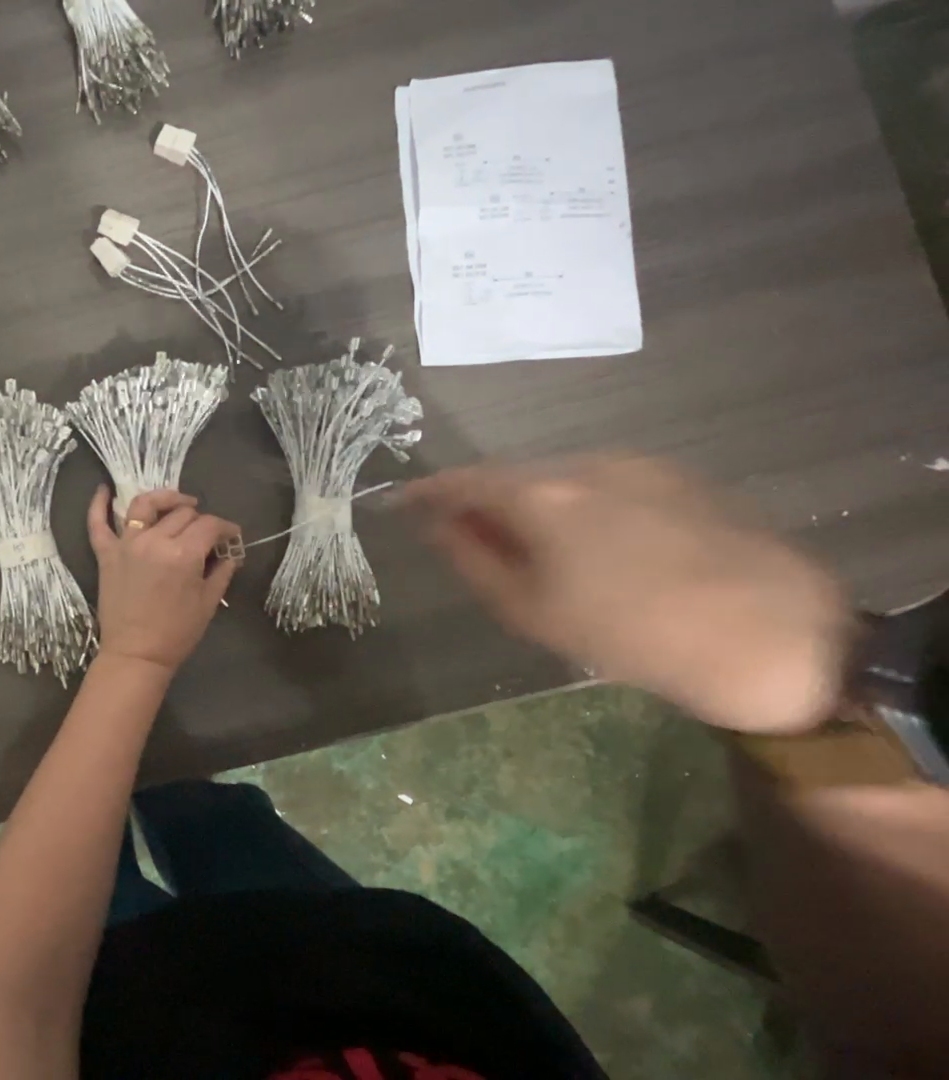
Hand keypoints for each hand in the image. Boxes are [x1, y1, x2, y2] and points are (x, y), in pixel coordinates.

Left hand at [87, 487, 240, 674]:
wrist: (136, 654)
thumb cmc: (177, 632)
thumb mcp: (208, 601)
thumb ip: (221, 571)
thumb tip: (229, 554)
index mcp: (183, 554)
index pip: (209, 526)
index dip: (226, 528)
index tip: (232, 536)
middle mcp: (153, 541)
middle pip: (181, 514)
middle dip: (200, 519)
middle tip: (207, 533)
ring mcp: (126, 545)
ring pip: (145, 506)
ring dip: (164, 499)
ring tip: (177, 502)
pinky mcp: (106, 554)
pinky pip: (97, 524)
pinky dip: (98, 505)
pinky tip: (104, 490)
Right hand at [402, 456, 851, 734]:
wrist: (775, 638)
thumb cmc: (630, 633)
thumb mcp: (528, 609)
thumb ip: (471, 559)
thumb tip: (437, 526)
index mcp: (541, 494)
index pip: (462, 480)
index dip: (426, 491)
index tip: (400, 504)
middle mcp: (586, 464)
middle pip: (513, 476)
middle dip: (483, 502)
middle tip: (468, 540)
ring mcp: (640, 467)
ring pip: (561, 480)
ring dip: (533, 506)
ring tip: (536, 552)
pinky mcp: (682, 480)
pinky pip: (604, 485)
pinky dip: (578, 507)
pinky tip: (594, 549)